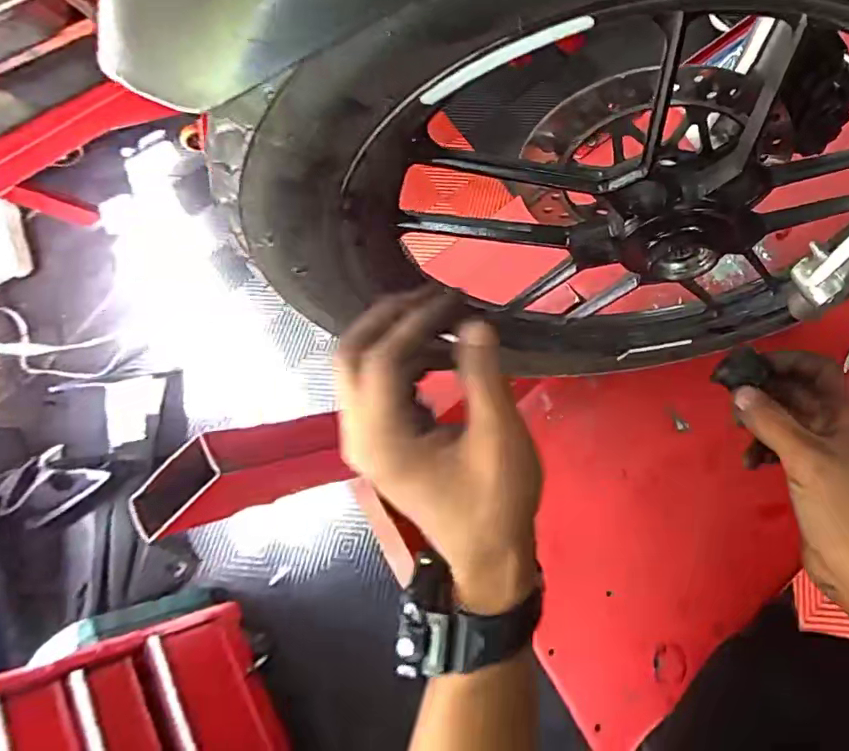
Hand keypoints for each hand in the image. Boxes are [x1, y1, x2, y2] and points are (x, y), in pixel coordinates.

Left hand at [334, 288, 542, 614]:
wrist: (488, 554)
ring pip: (359, 367)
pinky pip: (378, 383)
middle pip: (350, 356)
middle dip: (388, 316)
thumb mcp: (498, 436)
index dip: (417, 320)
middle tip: (434, 294)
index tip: (455, 298)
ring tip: (443, 314)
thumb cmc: (495, 501)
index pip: (383, 358)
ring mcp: (367, 438)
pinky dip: (404, 356)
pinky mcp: (383, 439)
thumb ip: (484, 374)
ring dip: (395, 333)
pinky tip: (441, 349)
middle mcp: (360, 435)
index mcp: (382, 438)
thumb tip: (474, 322)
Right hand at [731, 352, 848, 605]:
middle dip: (767, 390)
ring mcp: (824, 450)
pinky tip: (750, 461)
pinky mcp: (811, 473)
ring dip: (762, 419)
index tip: (755, 363)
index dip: (789, 360)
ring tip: (738, 427)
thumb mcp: (806, 459)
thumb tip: (740, 392)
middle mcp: (836, 425)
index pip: (818, 368)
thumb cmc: (843, 508)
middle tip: (734, 393)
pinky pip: (783, 446)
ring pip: (787, 419)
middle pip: (799, 392)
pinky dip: (764, 447)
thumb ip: (772, 422)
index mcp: (847, 412)